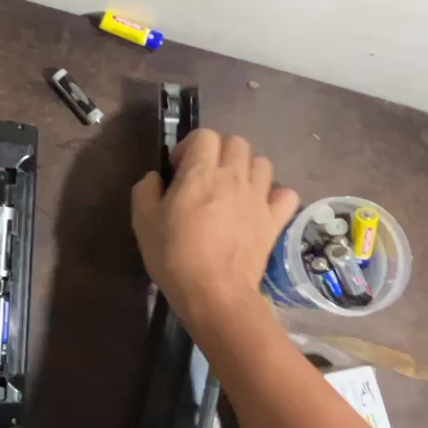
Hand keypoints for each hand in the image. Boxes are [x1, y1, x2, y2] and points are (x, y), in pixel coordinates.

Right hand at [130, 129, 299, 327]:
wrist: (214, 292)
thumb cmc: (173, 254)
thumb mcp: (142, 221)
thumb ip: (146, 190)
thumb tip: (156, 177)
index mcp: (201, 172)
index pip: (204, 136)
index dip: (189, 146)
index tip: (178, 169)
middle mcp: (234, 176)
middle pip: (236, 143)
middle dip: (219, 152)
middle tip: (204, 176)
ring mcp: (259, 197)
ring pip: (262, 163)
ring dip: (246, 169)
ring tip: (231, 190)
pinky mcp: (275, 219)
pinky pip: (284, 194)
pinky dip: (274, 195)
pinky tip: (259, 207)